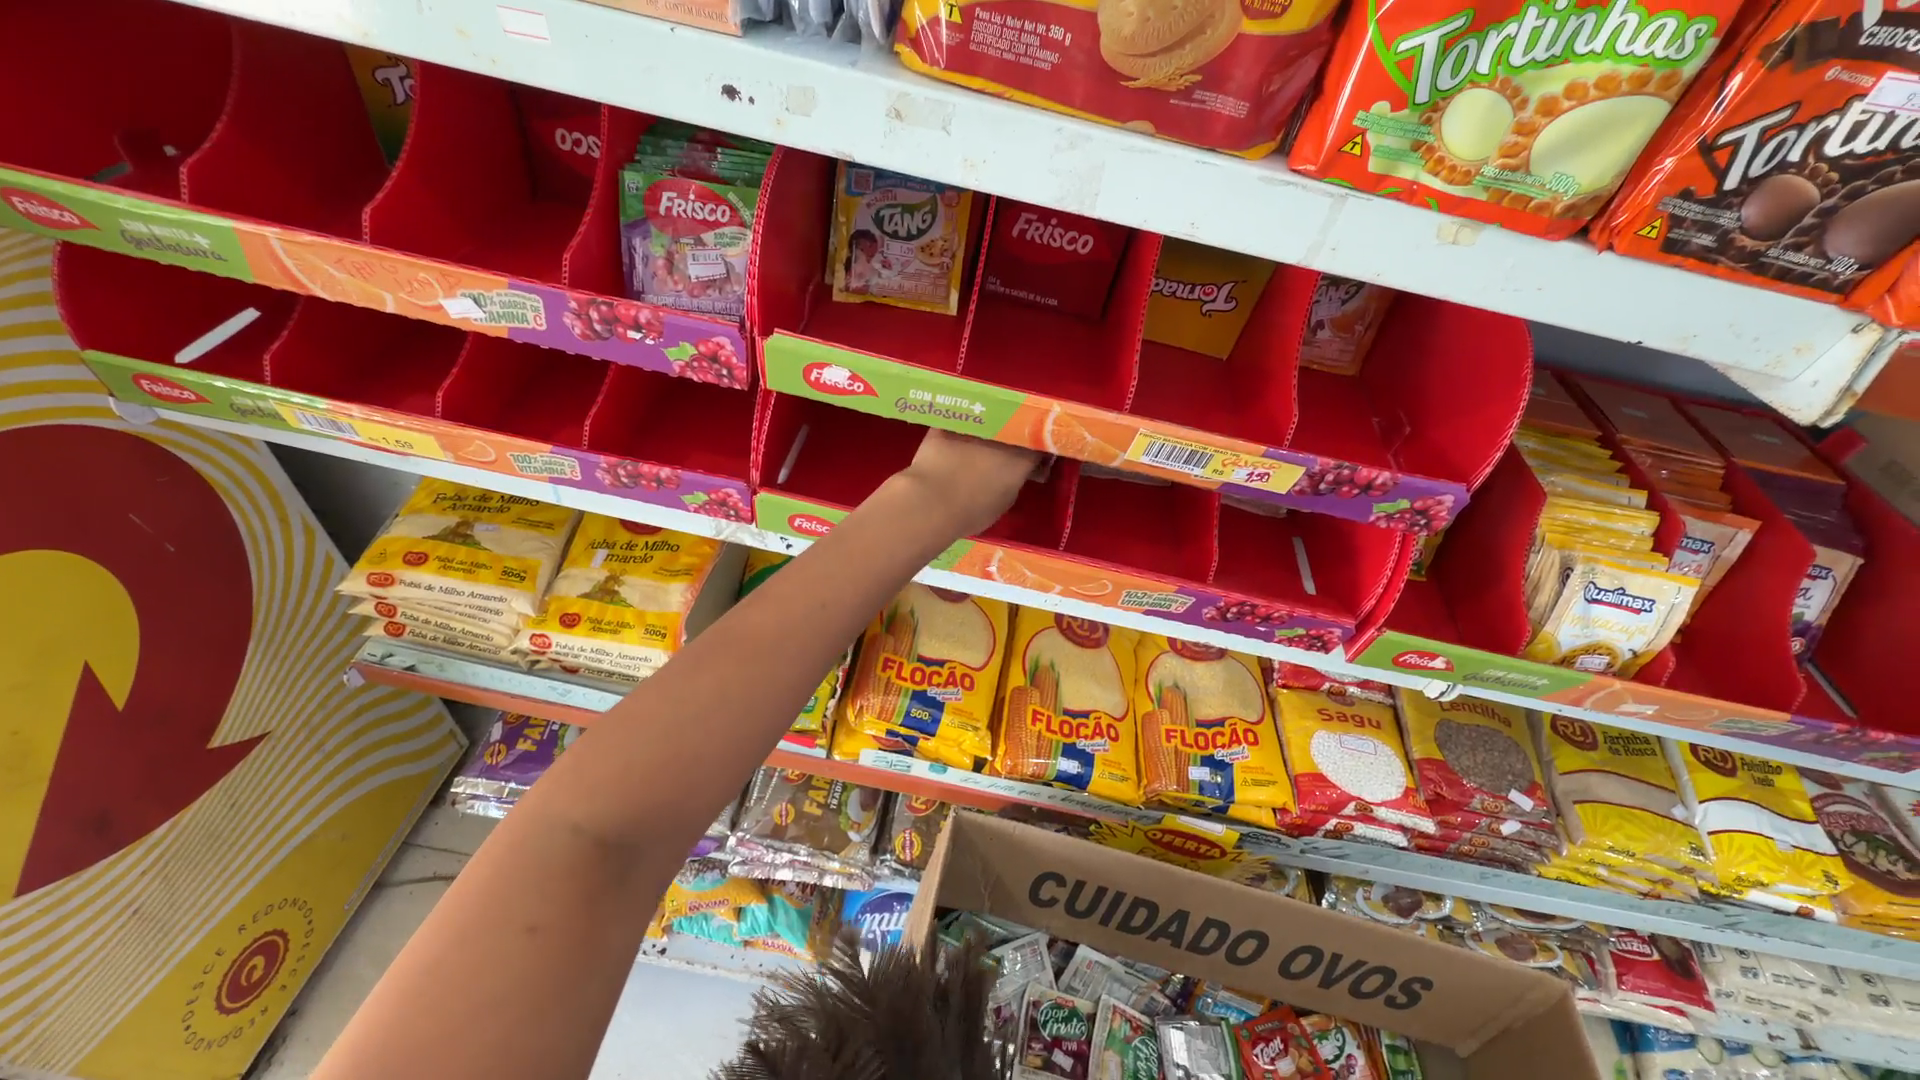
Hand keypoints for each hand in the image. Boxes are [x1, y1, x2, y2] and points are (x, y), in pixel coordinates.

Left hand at [894, 429, 1040, 538]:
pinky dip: (960, 425)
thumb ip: (1014, 483)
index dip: (1037, 450)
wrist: (931, 502)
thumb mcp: (1004, 502)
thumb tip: (1016, 475)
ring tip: (982, 441)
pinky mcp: (947, 424)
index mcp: (1020, 458)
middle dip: (1014, 437)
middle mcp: (1002, 436)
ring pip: (988, 420)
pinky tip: (957, 432)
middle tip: (1006, 450)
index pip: (1039, 446)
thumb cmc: (971, 511)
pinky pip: (959, 419)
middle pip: (1014, 429)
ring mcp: (974, 427)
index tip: (1034, 458)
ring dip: (989, 429)